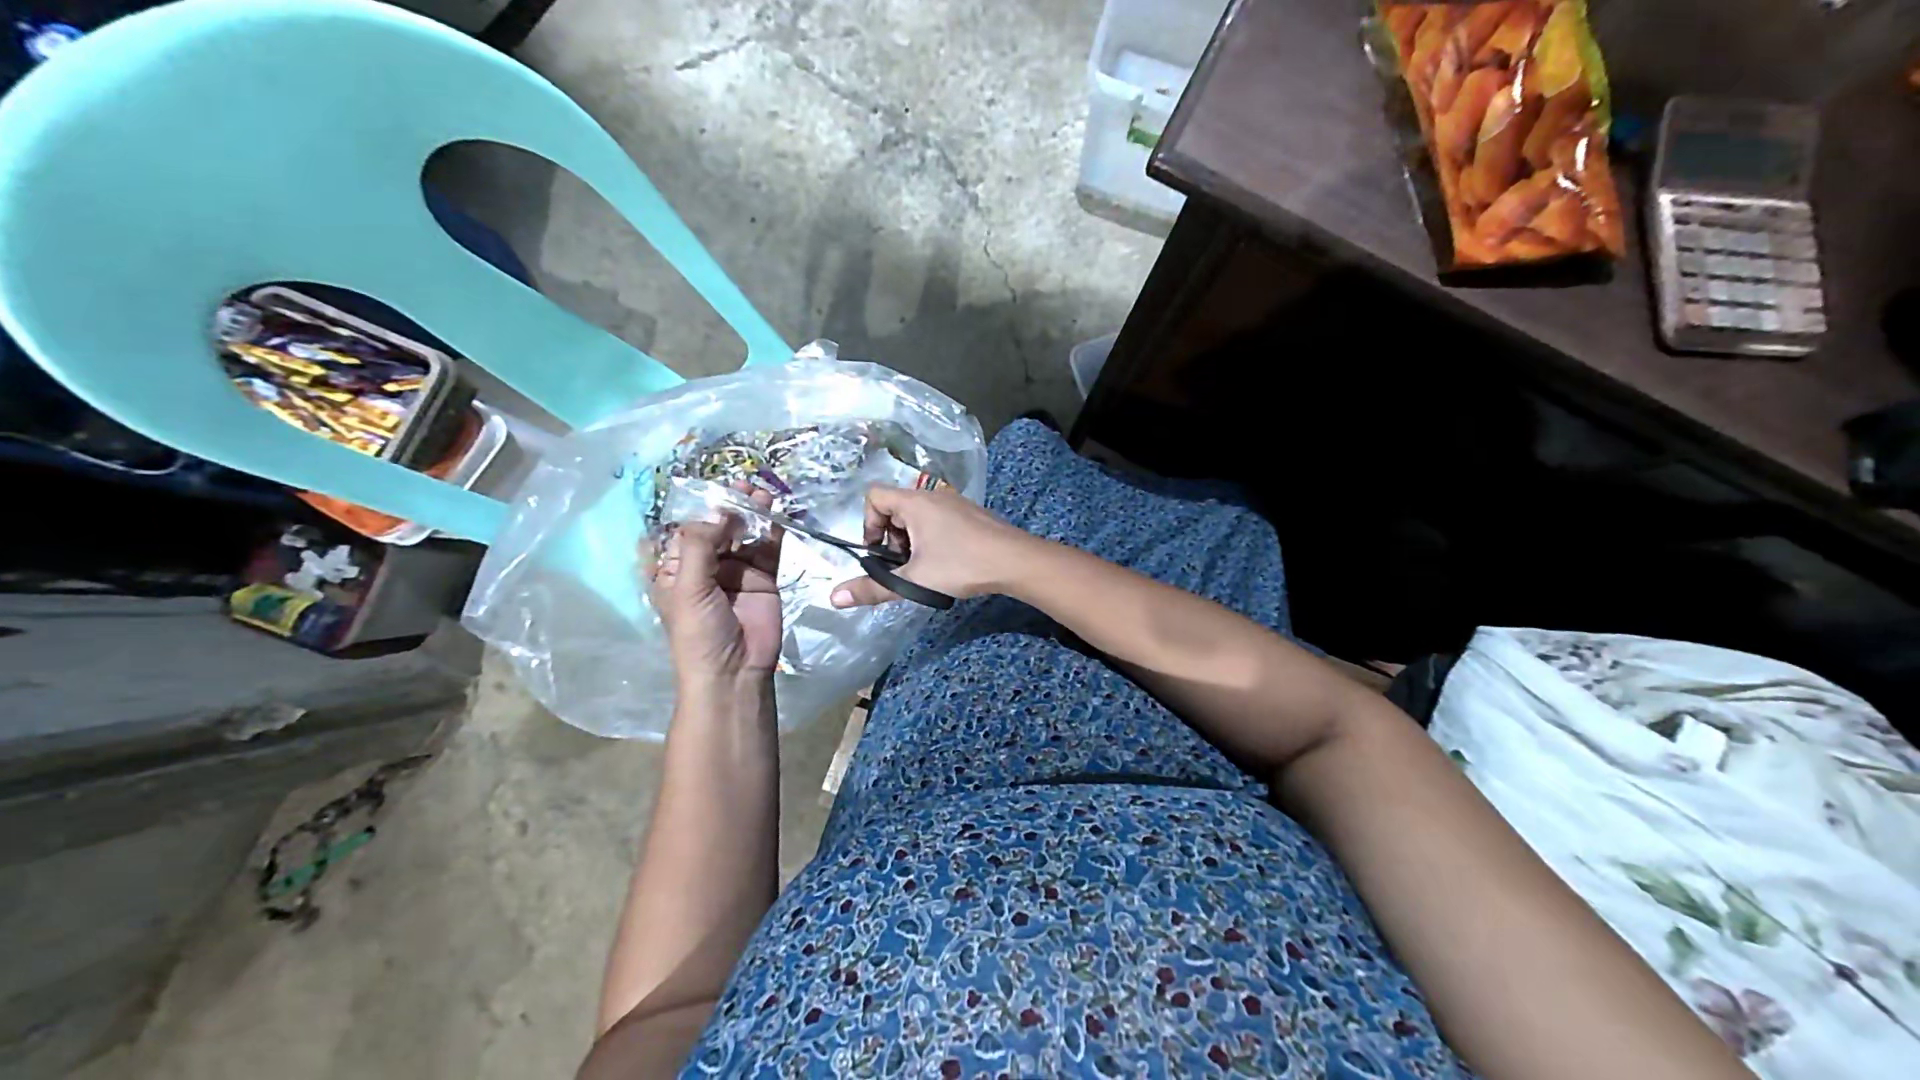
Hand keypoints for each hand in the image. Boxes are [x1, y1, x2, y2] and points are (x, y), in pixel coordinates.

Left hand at [642, 486, 783, 685]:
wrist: (734, 671)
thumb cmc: (699, 631)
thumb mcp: (688, 586)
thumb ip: (700, 544)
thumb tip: (719, 510)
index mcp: (677, 569)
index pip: (687, 530)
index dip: (702, 509)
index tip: (716, 490)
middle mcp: (706, 567)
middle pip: (719, 528)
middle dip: (730, 506)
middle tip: (744, 486)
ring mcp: (737, 572)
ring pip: (745, 534)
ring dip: (752, 513)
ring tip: (762, 493)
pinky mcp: (764, 579)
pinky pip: (768, 549)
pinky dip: (772, 530)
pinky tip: (776, 513)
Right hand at [829, 485, 1037, 608]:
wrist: (1015, 561)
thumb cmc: (961, 566)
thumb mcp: (914, 580)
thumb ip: (873, 589)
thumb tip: (833, 599)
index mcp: (915, 503)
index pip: (874, 496)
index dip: (868, 523)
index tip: (879, 553)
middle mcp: (934, 496)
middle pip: (895, 507)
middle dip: (891, 537)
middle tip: (902, 564)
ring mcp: (955, 503)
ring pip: (918, 515)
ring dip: (911, 540)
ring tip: (923, 567)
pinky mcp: (971, 515)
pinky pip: (939, 520)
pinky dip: (932, 538)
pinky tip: (946, 563)